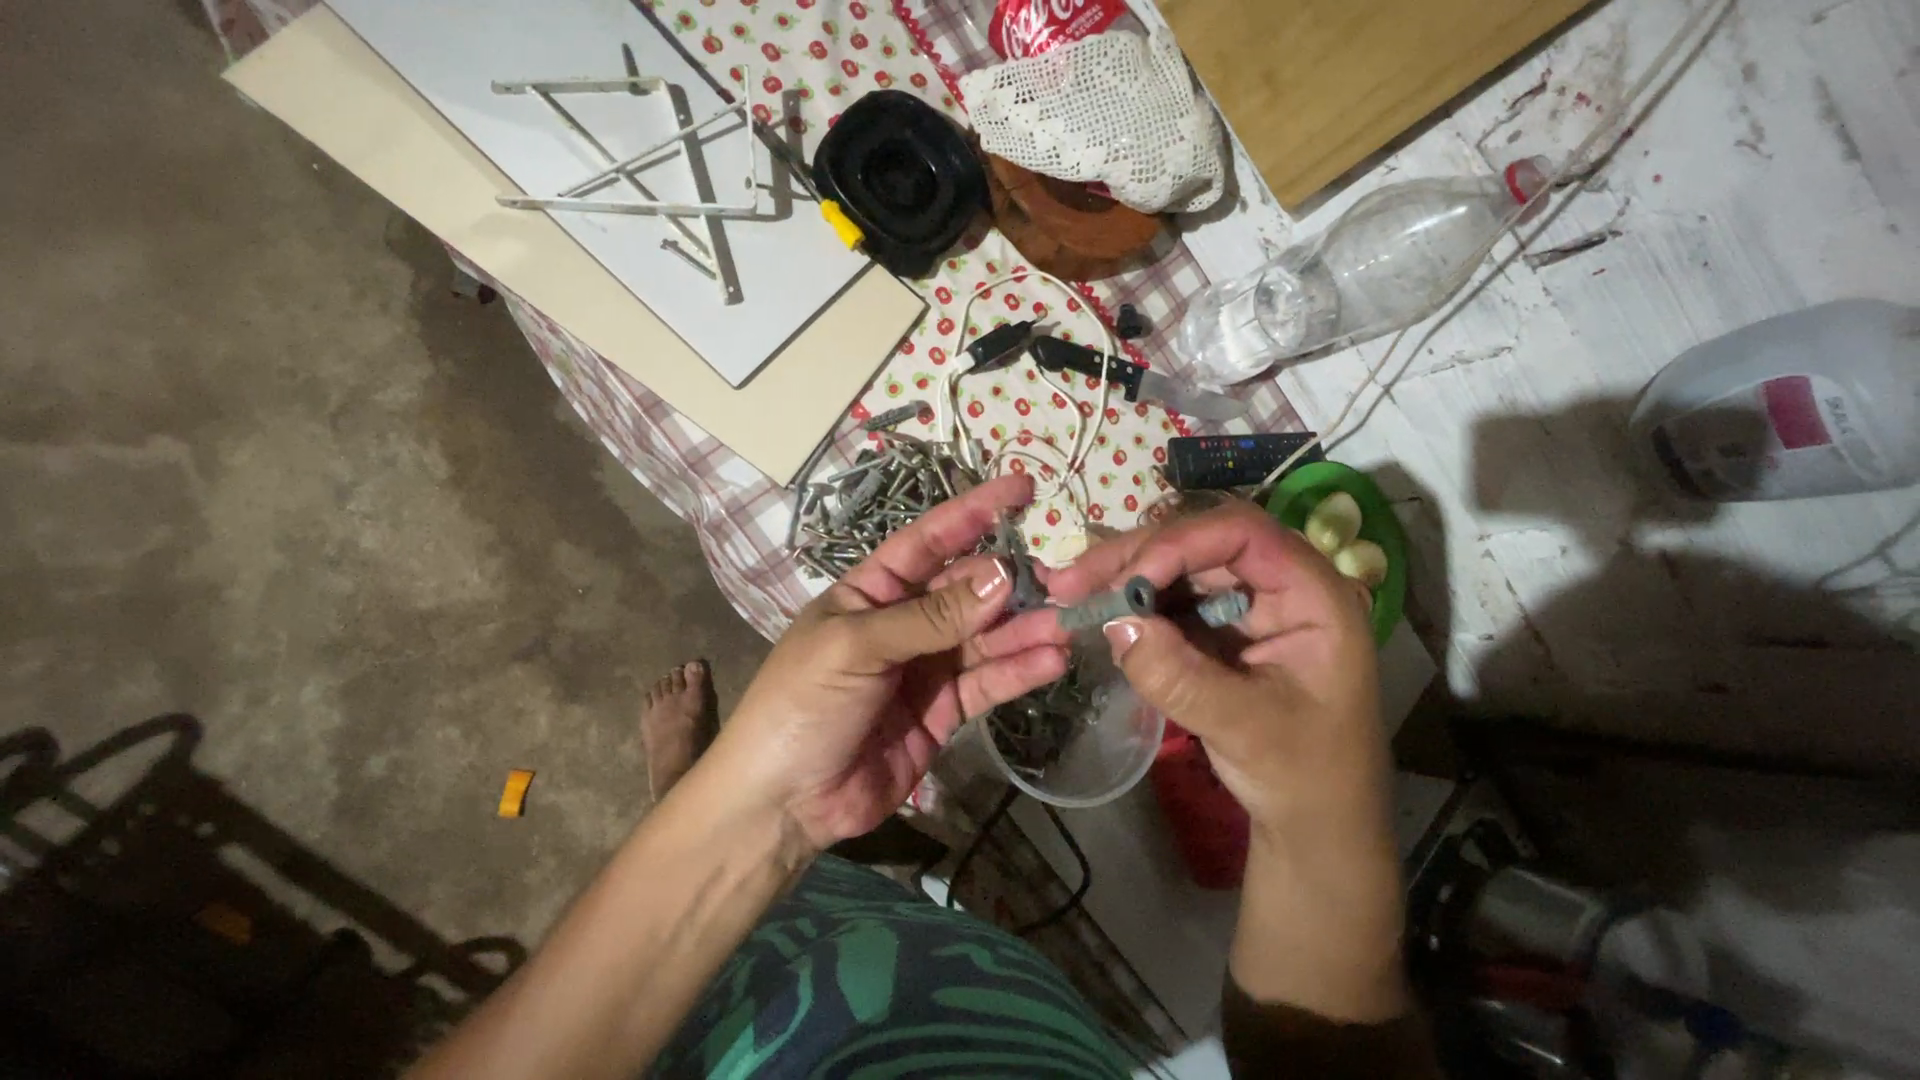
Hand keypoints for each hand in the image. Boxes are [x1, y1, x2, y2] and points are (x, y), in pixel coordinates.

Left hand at [703, 473, 1068, 851]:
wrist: (785, 800)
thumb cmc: (802, 703)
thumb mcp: (857, 647)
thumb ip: (930, 617)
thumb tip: (1001, 575)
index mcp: (869, 592)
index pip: (928, 541)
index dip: (973, 513)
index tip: (1022, 490)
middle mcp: (902, 622)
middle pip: (966, 591)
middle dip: (1010, 582)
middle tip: (1061, 577)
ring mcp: (925, 668)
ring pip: (984, 638)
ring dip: (1024, 629)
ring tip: (1067, 622)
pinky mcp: (944, 713)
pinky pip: (986, 683)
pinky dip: (1018, 672)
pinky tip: (1051, 661)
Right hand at [1048, 500, 1386, 831]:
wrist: (1313, 819)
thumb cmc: (1304, 773)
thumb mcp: (1246, 728)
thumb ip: (1182, 677)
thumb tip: (1116, 625)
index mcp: (1311, 595)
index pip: (1241, 535)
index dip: (1180, 544)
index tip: (1127, 582)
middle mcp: (1276, 586)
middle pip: (1200, 542)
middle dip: (1134, 557)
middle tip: (1071, 581)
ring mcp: (1244, 606)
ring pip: (1177, 567)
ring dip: (1122, 578)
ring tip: (1069, 594)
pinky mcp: (1217, 629)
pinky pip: (1169, 601)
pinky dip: (1130, 606)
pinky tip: (1094, 615)